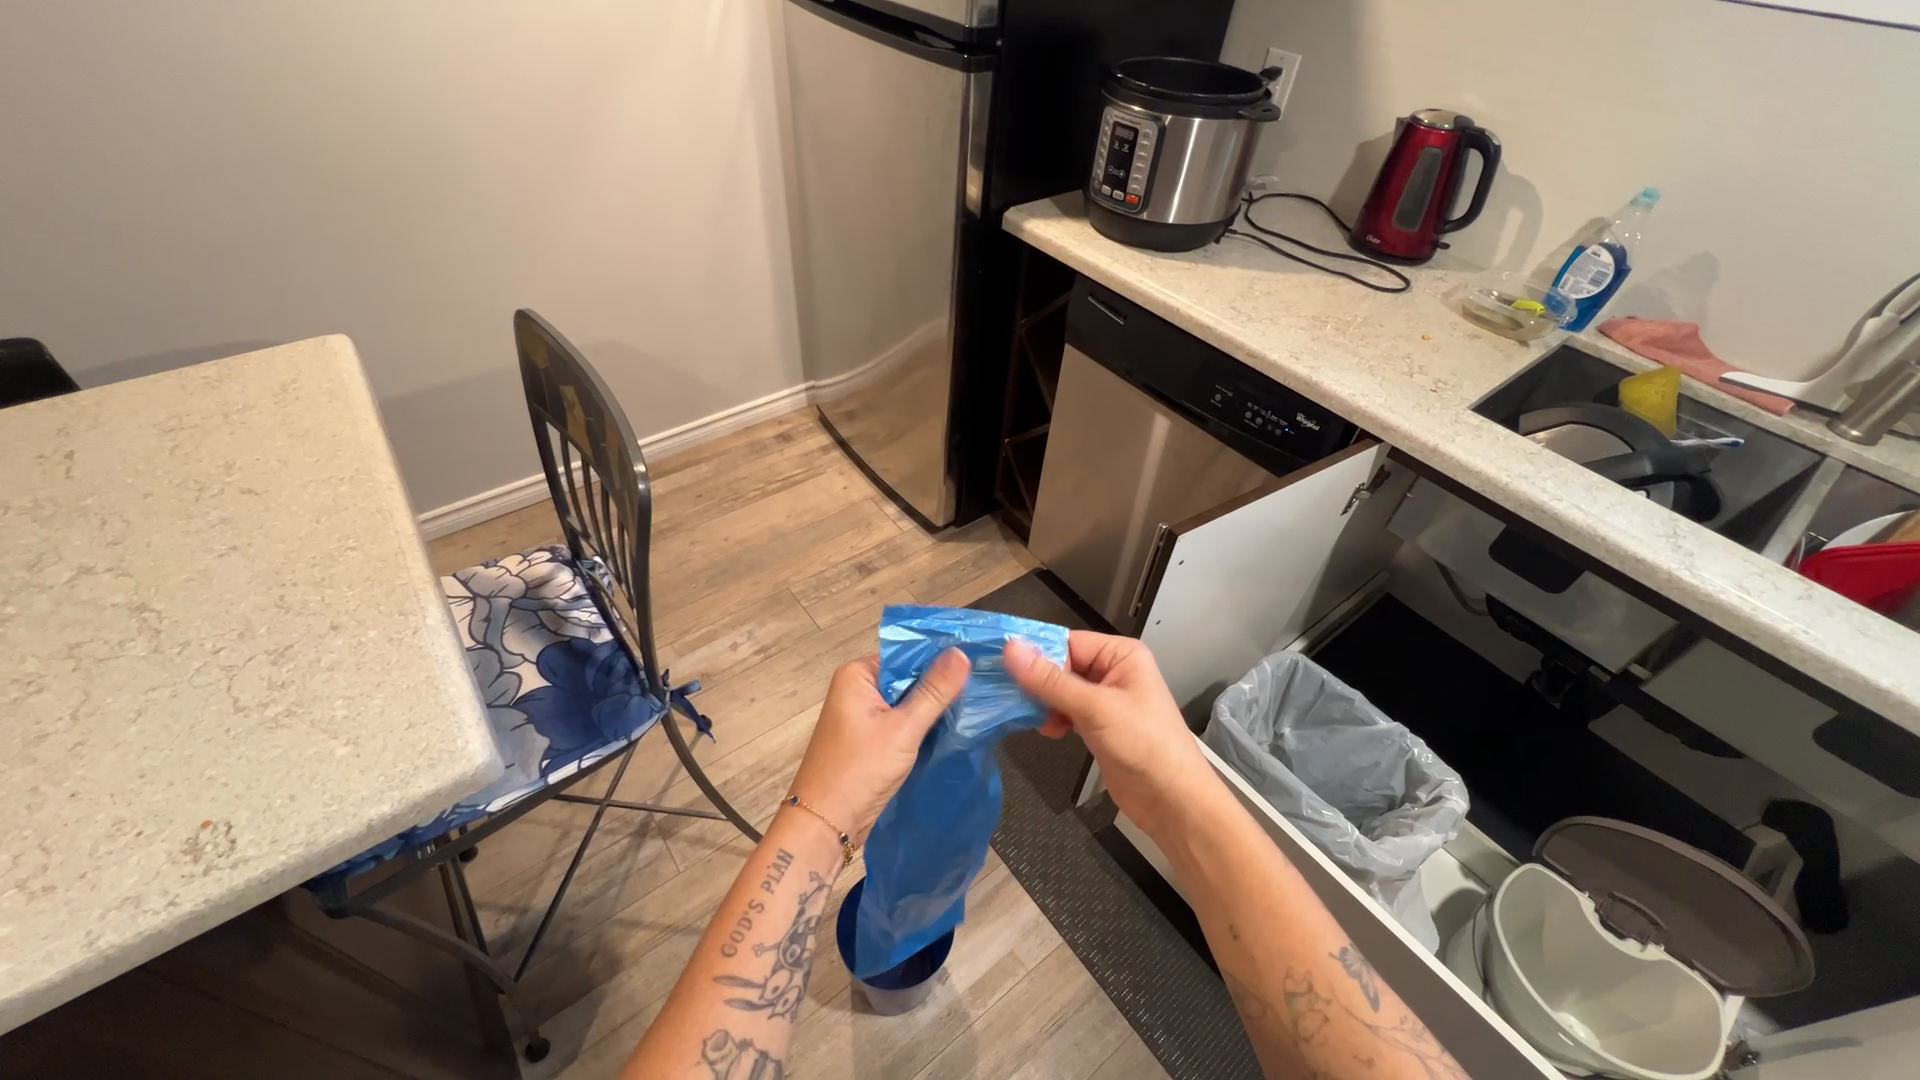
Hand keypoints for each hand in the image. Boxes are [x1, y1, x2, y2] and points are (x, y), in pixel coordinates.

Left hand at [788, 649, 971, 847]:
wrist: (826, 824)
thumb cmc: (860, 770)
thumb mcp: (903, 729)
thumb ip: (934, 691)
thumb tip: (962, 652)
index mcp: (857, 674)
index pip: (907, 655)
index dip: (940, 659)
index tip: (976, 662)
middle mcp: (857, 688)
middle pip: (908, 677)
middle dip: (938, 685)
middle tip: (980, 685)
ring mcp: (862, 714)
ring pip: (906, 701)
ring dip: (931, 708)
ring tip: (973, 704)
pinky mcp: (869, 737)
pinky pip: (901, 721)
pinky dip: (920, 726)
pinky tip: (949, 727)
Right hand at [1004, 632, 1211, 834]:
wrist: (1171, 799)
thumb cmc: (1145, 745)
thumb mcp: (1095, 708)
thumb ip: (1051, 680)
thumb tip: (1012, 649)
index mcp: (1121, 655)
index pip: (1068, 642)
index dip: (1038, 654)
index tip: (1004, 664)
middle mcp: (1113, 672)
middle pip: (1062, 665)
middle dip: (1039, 683)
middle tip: (1013, 697)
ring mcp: (1105, 700)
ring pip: (1060, 690)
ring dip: (1044, 703)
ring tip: (1035, 718)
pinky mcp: (1098, 725)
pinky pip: (1066, 711)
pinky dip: (1053, 719)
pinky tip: (1050, 730)